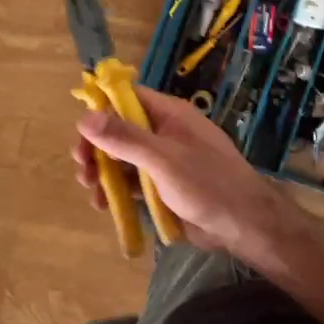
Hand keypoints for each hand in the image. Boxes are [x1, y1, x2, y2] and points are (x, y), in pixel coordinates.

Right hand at [71, 85, 292, 256]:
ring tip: (90, 188)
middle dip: (97, 147)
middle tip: (81, 166)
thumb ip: (125, 138)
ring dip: (103, 171)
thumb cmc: (208, 183)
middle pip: (120, 130)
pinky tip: (104, 205)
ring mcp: (164, 161)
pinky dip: (116, 190)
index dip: (101, 108)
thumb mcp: (163, 159)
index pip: (128, 99)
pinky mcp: (163, 187)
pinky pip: (132, 183)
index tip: (79, 128)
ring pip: (123, 159)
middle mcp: (165, 133)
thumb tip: (84, 116)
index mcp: (170, 115)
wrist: (244, 224)